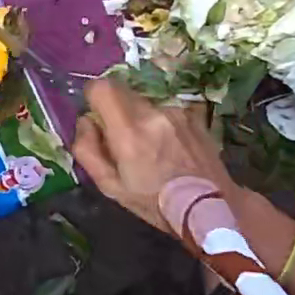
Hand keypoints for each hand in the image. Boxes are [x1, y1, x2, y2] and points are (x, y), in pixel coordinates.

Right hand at [72, 78, 235, 233]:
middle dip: (116, 110)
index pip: (103, 88)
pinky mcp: (193, 116)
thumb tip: (85, 122)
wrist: (209, 206)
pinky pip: (166, 111)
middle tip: (121, 140)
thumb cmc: (156, 203)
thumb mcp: (111, 187)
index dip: (94, 96)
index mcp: (130, 131)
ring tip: (151, 150)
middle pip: (124, 92)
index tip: (96, 115)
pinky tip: (170, 150)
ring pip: (146, 103)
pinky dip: (161, 125)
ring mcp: (177, 112)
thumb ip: (88, 150)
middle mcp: (154, 113)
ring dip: (141, 119)